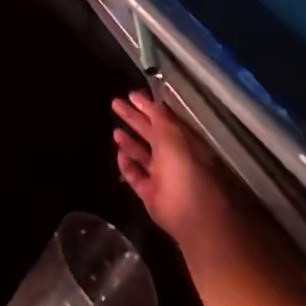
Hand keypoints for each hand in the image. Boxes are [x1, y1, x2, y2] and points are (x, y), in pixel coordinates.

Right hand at [112, 91, 234, 251]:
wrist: (190, 211)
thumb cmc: (182, 166)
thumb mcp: (171, 134)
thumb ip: (159, 118)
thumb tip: (150, 101)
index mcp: (179, 137)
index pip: (161, 117)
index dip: (146, 105)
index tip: (130, 95)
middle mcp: (170, 154)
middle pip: (149, 132)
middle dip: (133, 118)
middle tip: (115, 104)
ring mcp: (160, 174)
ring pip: (142, 154)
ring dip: (129, 142)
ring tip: (115, 131)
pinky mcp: (150, 193)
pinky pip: (136, 176)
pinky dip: (127, 166)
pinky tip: (119, 155)